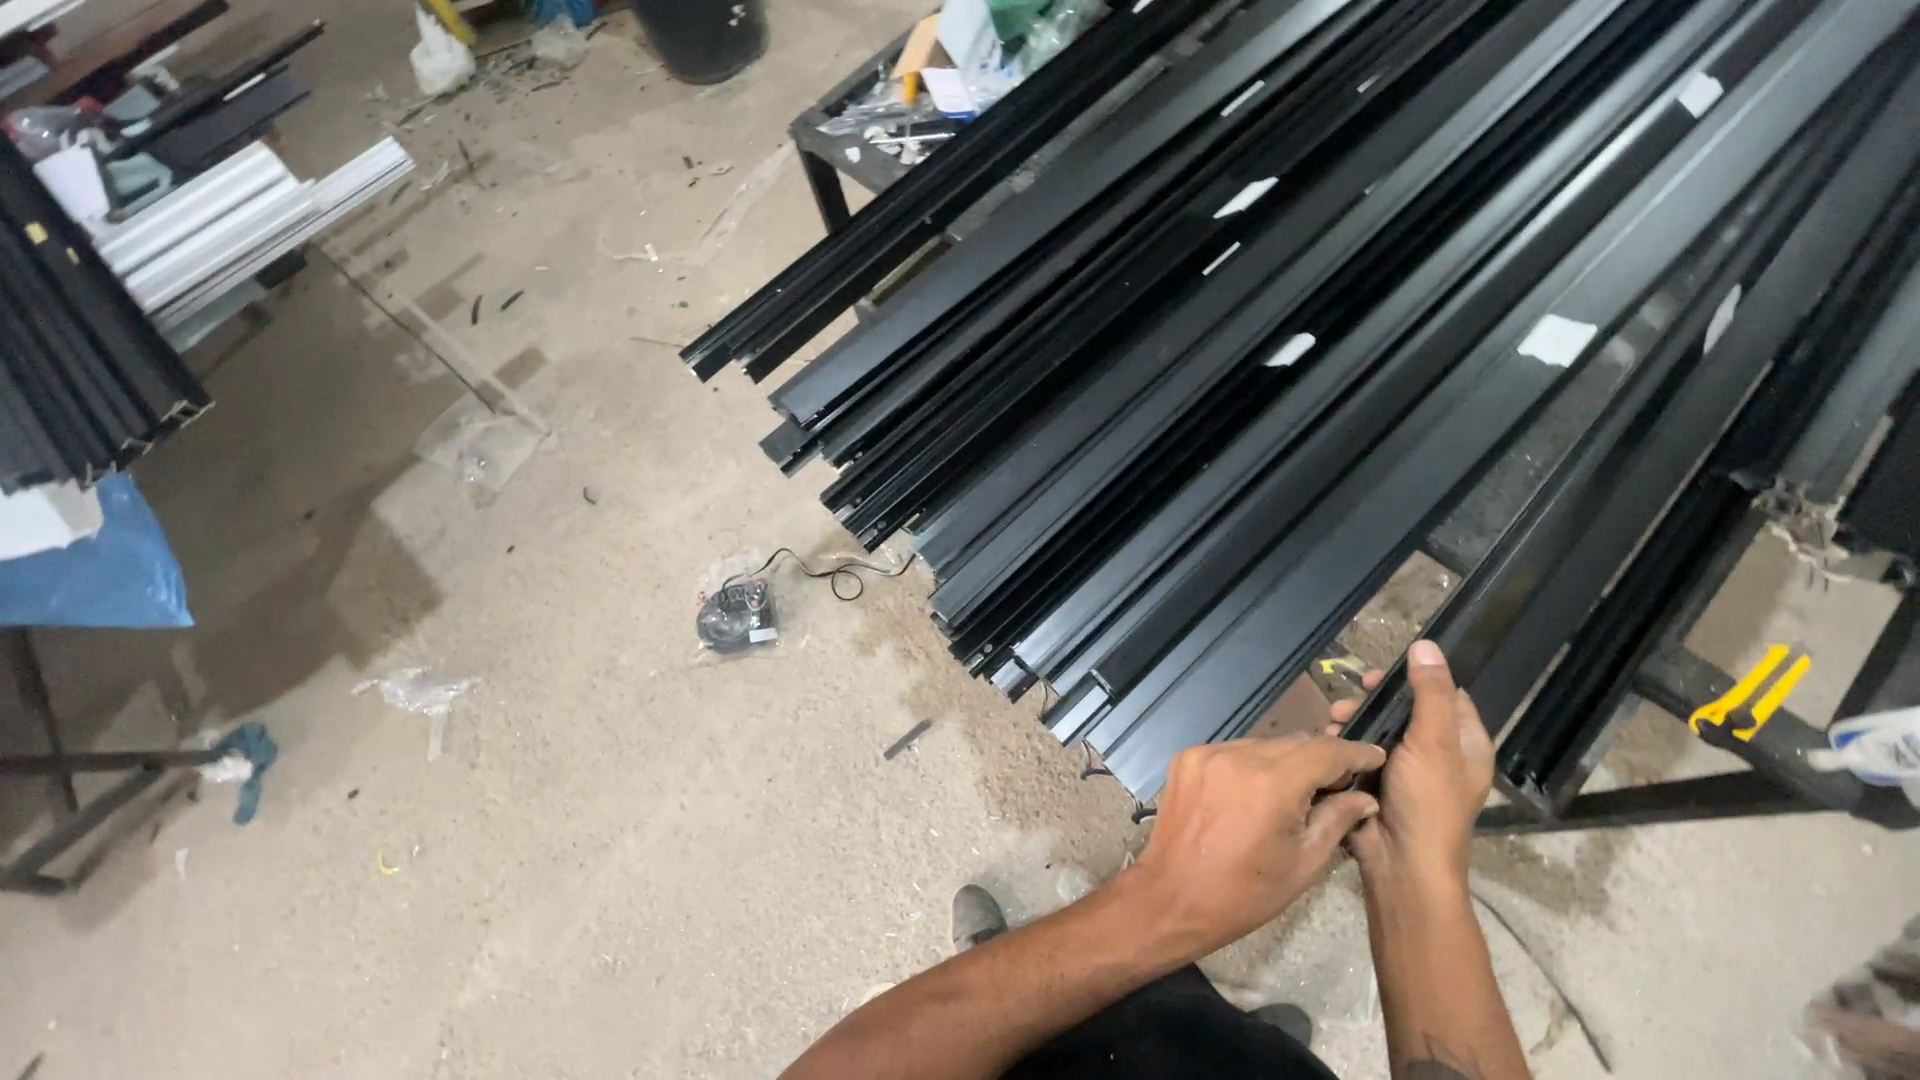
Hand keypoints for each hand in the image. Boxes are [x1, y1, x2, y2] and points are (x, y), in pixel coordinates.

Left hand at [1126, 732, 1385, 957]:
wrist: (1171, 897)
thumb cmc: (1244, 892)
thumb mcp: (1303, 863)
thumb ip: (1337, 820)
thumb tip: (1364, 797)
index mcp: (1270, 783)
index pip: (1326, 751)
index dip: (1355, 753)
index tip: (1375, 757)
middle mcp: (1237, 756)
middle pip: (1294, 742)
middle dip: (1320, 759)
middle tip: (1337, 784)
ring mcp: (1206, 753)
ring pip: (1263, 743)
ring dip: (1284, 761)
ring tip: (1294, 791)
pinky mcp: (1186, 757)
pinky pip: (1233, 750)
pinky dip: (1251, 764)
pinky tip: (1254, 791)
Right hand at [1338, 640, 1493, 890]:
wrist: (1400, 863)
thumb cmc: (1427, 803)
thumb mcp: (1432, 742)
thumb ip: (1429, 694)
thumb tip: (1427, 645)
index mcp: (1465, 745)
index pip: (1447, 696)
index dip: (1416, 679)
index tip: (1380, 676)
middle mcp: (1439, 756)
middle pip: (1406, 711)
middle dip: (1374, 701)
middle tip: (1349, 699)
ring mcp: (1408, 772)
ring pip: (1379, 731)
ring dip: (1354, 721)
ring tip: (1332, 722)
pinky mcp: (1378, 785)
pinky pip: (1362, 752)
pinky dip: (1346, 744)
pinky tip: (1329, 741)